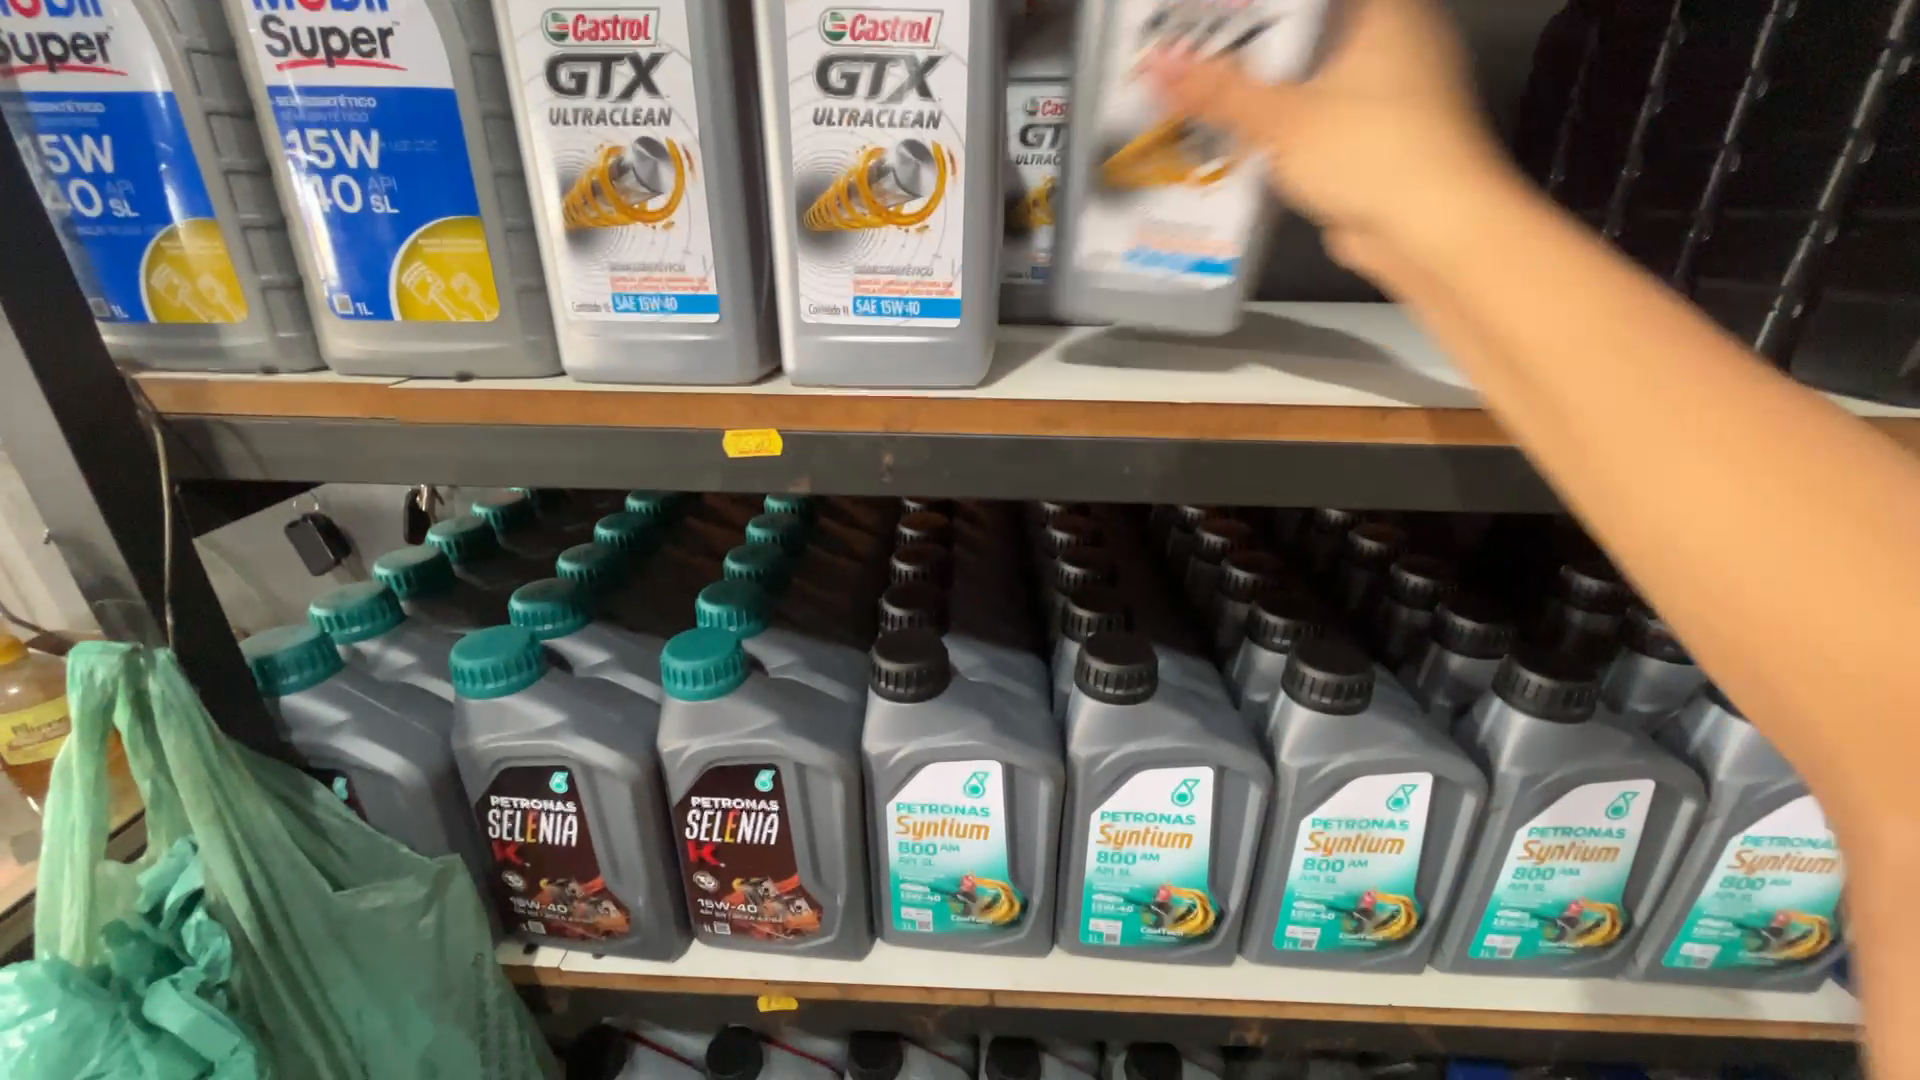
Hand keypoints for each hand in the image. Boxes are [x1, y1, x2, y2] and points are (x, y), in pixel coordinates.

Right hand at [1149, 0, 1523, 274]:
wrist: (1428, 229)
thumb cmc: (1375, 153)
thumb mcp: (1281, 118)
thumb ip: (1219, 92)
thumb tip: (1162, 64)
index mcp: (1381, 12)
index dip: (1252, 7)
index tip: (1209, 15)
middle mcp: (1392, 43)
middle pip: (1304, 35)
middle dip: (1248, 52)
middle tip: (1194, 59)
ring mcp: (1387, 96)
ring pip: (1308, 83)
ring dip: (1260, 98)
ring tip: (1205, 102)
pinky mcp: (1375, 143)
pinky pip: (1315, 126)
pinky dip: (1281, 135)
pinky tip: (1243, 146)